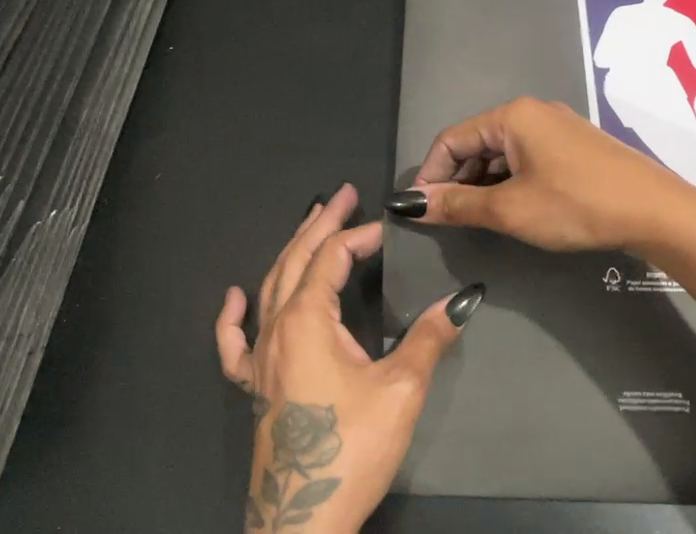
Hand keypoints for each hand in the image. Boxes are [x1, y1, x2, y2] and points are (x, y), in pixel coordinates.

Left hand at [215, 184, 483, 532]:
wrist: (302, 518)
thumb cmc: (351, 448)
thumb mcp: (400, 389)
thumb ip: (428, 338)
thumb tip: (462, 299)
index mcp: (307, 319)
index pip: (331, 257)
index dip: (358, 235)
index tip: (385, 225)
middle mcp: (276, 327)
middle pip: (295, 259)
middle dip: (320, 223)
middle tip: (341, 194)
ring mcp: (258, 358)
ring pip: (269, 287)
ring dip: (290, 251)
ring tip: (308, 222)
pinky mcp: (253, 387)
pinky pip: (234, 342)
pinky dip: (233, 314)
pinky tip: (233, 296)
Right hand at [388, 97, 695, 252]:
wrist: (655, 211)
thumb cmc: (576, 205)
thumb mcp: (511, 210)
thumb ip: (458, 206)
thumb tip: (414, 205)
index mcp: (512, 116)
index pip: (452, 139)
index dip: (431, 175)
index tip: (420, 211)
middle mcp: (532, 112)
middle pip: (477, 143)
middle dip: (458, 180)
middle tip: (449, 220)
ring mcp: (557, 127)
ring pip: (503, 153)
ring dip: (484, 184)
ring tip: (480, 219)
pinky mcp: (575, 147)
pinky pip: (527, 158)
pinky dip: (510, 182)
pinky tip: (514, 209)